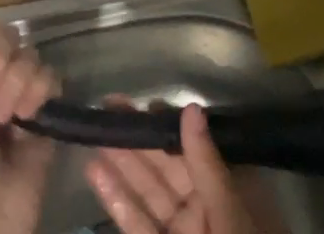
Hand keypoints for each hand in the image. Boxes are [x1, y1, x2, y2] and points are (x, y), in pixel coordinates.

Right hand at [84, 102, 282, 233]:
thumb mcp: (228, 215)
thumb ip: (206, 164)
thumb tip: (191, 108)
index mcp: (227, 196)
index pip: (193, 151)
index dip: (167, 126)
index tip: (142, 102)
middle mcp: (201, 211)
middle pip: (164, 168)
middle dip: (137, 139)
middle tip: (107, 108)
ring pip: (145, 193)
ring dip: (120, 164)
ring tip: (95, 133)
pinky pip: (135, 224)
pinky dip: (115, 199)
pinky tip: (95, 172)